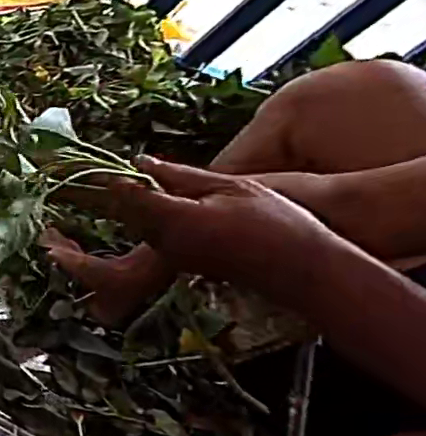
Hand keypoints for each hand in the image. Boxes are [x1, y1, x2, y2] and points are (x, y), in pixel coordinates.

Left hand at [109, 157, 341, 292]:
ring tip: (194, 201)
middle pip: (127, 208)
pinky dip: (164, 222)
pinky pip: (155, 236)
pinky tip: (198, 218)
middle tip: (170, 182)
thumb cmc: (279, 226)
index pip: (126, 193)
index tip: (140, 169)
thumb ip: (181, 175)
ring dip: (151, 208)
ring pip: (138, 222)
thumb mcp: (235, 189)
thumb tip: (141, 162)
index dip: (127, 178)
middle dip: (139, 192)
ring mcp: (167, 253)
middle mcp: (160, 239)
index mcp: (172, 218)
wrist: (308, 273)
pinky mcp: (177, 262)